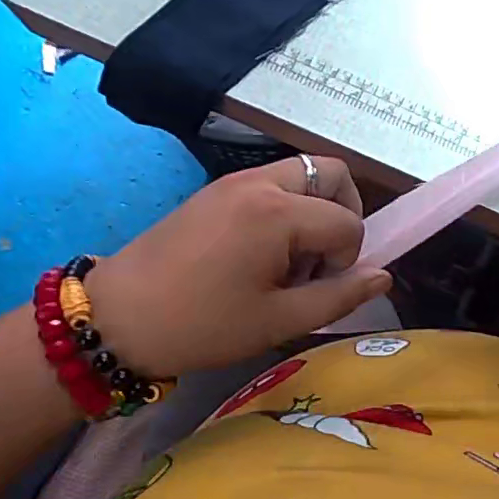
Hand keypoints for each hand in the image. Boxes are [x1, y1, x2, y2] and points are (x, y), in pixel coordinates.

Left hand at [82, 156, 390, 375]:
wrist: (115, 318)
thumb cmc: (201, 325)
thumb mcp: (278, 320)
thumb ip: (340, 296)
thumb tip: (383, 275)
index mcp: (277, 213)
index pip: (347, 222)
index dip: (347, 260)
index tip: (317, 289)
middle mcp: (259, 182)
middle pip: (331, 173)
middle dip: (343, 213)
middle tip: (320, 259)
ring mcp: (233, 181)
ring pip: (302, 174)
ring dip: (313, 211)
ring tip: (288, 259)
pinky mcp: (215, 190)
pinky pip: (271, 184)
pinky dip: (286, 209)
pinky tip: (260, 253)